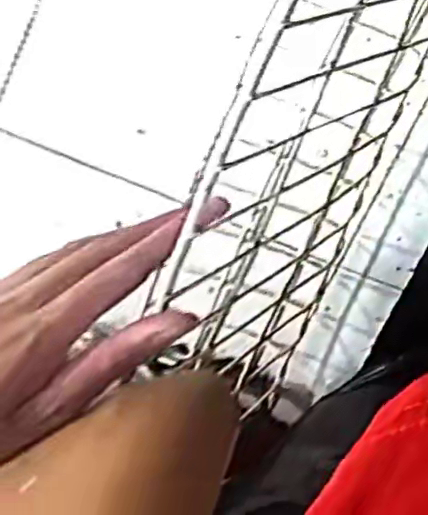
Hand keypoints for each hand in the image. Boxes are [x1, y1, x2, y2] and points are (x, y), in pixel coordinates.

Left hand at [0, 198, 227, 461]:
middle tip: (195, 211)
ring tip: (153, 226)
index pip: (123, 267)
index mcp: (39, 332)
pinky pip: (31, 266)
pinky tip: (86, 255)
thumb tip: (179, 320)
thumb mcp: (38, 418)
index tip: (207, 213)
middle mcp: (10, 310)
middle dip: (152, 225)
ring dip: (117, 235)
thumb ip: (108, 364)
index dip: (171, 234)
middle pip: (93, 250)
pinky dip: (76, 251)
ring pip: (61, 253)